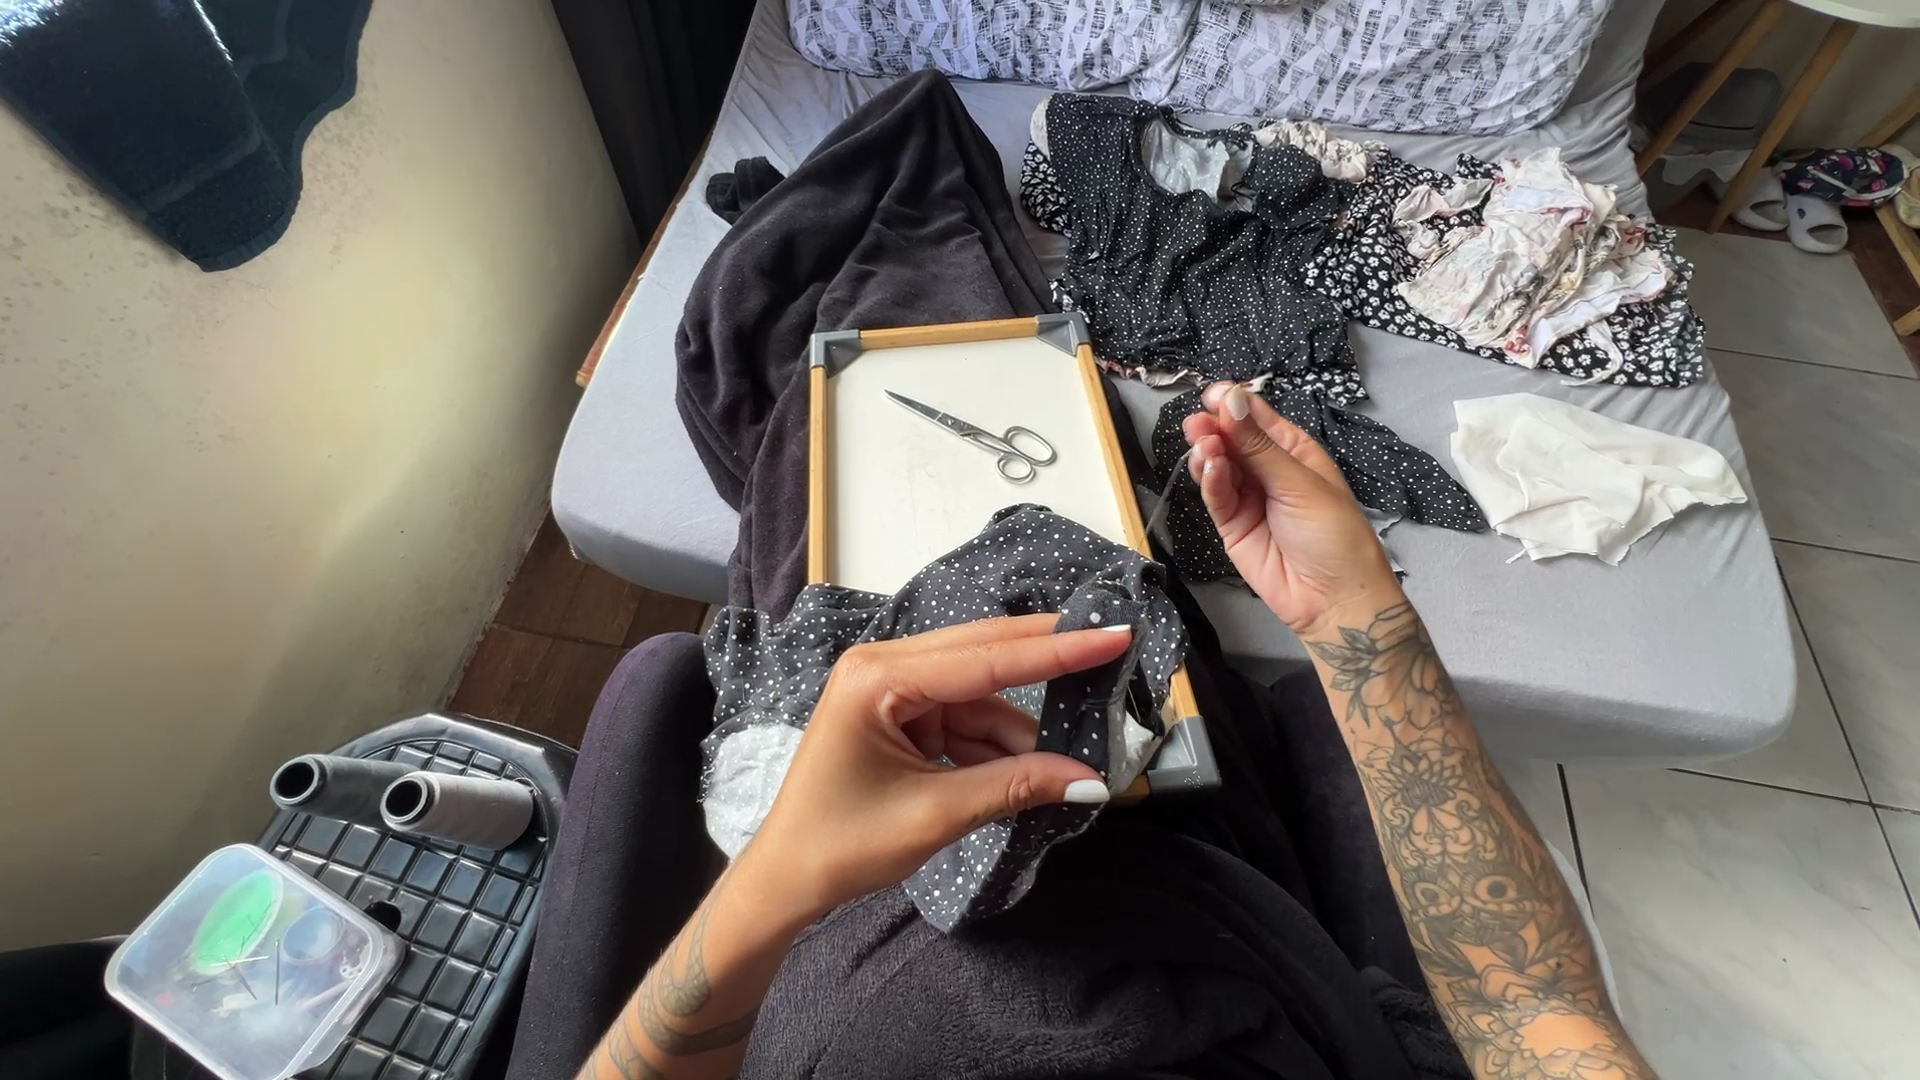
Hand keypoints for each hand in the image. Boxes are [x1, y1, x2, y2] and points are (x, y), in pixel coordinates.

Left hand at [733, 615, 1127, 926]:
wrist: (786, 878)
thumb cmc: (843, 844)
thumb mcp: (935, 815)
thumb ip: (1015, 787)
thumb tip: (1090, 781)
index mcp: (879, 677)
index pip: (985, 658)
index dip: (1055, 650)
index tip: (1111, 634)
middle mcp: (885, 666)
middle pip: (983, 655)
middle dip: (1046, 662)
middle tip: (1111, 650)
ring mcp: (893, 687)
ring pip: (979, 694)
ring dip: (1019, 730)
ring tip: (1068, 759)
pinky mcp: (902, 712)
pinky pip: (964, 717)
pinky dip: (994, 744)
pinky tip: (1026, 771)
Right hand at [1182, 382, 1403, 635]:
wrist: (1332, 598)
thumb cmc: (1333, 534)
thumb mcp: (1300, 484)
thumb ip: (1259, 447)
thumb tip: (1231, 402)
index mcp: (1294, 452)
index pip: (1258, 419)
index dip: (1235, 404)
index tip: (1212, 395)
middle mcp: (1267, 471)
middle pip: (1231, 440)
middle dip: (1213, 429)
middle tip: (1196, 424)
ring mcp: (1247, 498)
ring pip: (1218, 466)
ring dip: (1207, 454)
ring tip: (1203, 448)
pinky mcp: (1230, 524)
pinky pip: (1214, 497)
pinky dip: (1208, 482)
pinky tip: (1208, 469)